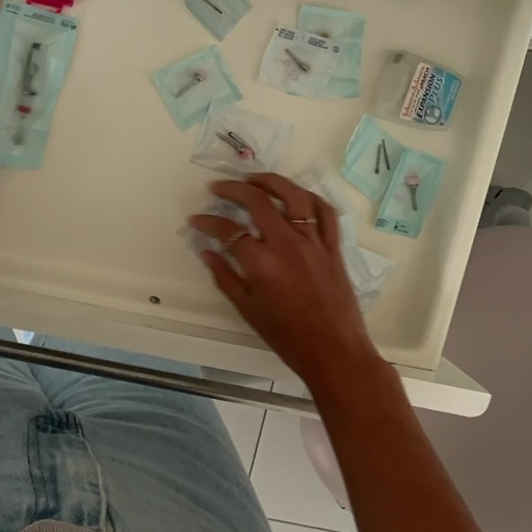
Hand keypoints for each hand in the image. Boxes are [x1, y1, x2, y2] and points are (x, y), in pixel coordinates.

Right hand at [188, 174, 368, 360]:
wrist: (335, 352)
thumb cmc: (287, 337)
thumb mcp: (247, 309)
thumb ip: (225, 276)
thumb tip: (207, 252)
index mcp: (261, 263)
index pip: (228, 230)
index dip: (208, 222)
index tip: (196, 220)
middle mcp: (287, 244)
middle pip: (258, 202)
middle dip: (233, 189)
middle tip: (218, 187)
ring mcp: (314, 243)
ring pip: (294, 197)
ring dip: (272, 182)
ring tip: (255, 179)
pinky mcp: (333, 248)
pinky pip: (324, 213)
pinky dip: (310, 198)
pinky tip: (296, 196)